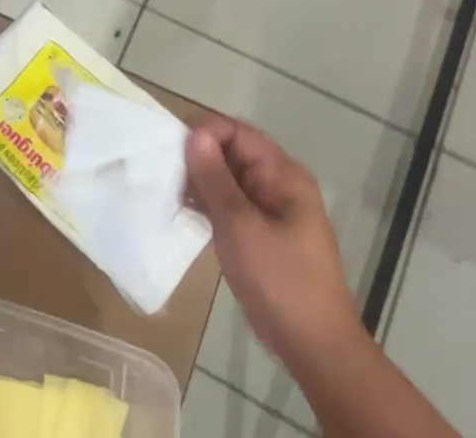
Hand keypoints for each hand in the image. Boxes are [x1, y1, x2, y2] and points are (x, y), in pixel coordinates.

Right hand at [184, 120, 359, 363]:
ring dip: (198, 181)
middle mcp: (279, 185)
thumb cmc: (279, 278)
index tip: (172, 154)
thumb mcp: (239, 224)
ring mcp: (270, 209)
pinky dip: (206, 202)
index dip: (204, 134)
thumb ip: (214, 178)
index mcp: (284, 176)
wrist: (312, 342)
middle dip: (197, 157)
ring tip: (168, 193)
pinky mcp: (259, 231)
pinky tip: (183, 212)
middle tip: (164, 175)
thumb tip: (193, 134)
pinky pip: (228, 202)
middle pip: (232, 152)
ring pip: (227, 178)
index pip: (238, 132)